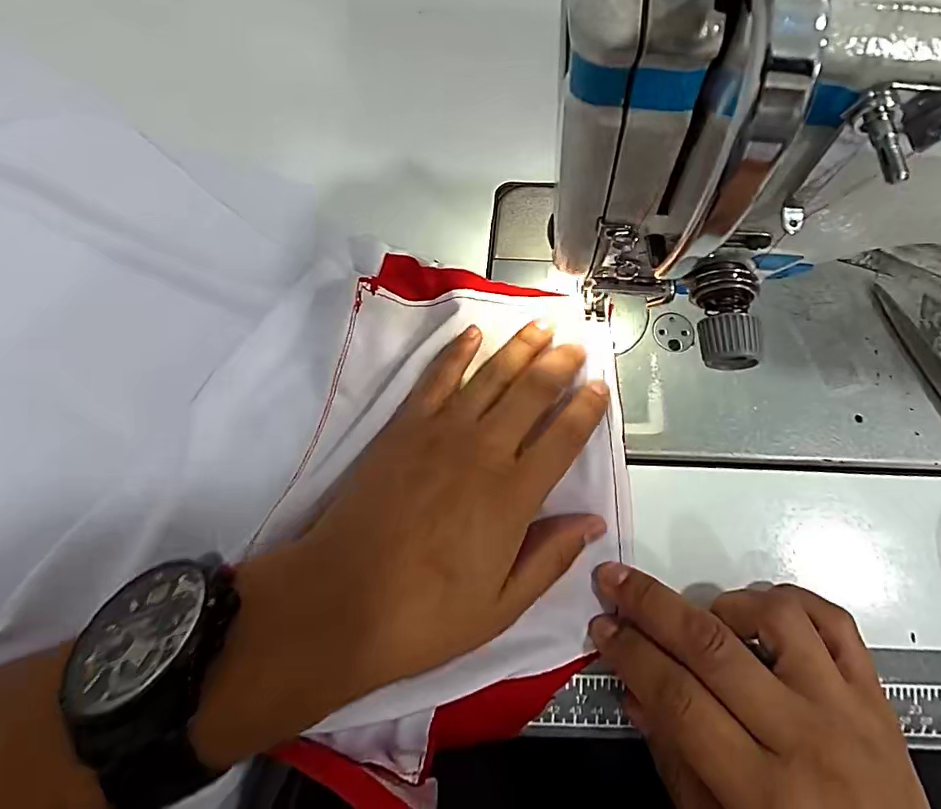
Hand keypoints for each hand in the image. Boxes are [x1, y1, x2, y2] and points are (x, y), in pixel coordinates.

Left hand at [192, 321, 609, 763]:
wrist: (339, 602)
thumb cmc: (425, 614)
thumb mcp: (501, 606)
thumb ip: (550, 558)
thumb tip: (593, 523)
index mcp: (514, 495)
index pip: (564, 437)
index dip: (587, 408)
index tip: (601, 386)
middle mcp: (484, 451)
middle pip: (533, 392)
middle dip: (560, 363)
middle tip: (577, 345)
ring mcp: (442, 432)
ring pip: (492, 376)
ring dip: (520, 347)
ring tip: (541, 325)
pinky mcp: (404, 427)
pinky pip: (436, 378)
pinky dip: (457, 352)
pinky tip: (473, 333)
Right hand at [591, 566, 927, 808]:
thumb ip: (680, 767)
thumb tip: (639, 694)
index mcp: (763, 793)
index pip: (679, 698)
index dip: (632, 655)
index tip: (606, 629)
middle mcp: (806, 739)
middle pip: (714, 647)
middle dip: (654, 606)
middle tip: (621, 584)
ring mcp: (845, 708)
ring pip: (777, 617)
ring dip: (727, 603)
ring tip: (706, 617)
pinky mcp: (874, 692)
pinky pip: (835, 620)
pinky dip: (794, 599)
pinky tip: (766, 609)